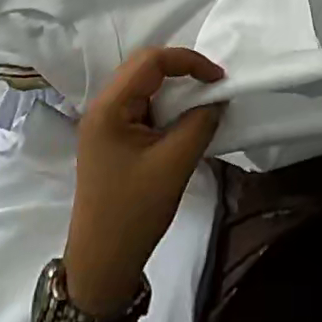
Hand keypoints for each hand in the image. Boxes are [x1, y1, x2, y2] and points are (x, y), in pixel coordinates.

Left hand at [64, 48, 224, 316]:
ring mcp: (104, 123)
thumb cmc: (135, 211)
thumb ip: (200, 122)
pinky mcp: (111, 138)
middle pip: (144, 67)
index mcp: (109, 108)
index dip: (189, 61)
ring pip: (143, 85)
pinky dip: (166, 105)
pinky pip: (141, 105)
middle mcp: (101, 107)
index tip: (219, 79)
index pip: (151, 61)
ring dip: (174, 87)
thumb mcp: (175, 163)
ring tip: (203, 101)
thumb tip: (217, 99)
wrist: (103, 260)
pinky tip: (184, 119)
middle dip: (182, 70)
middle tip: (213, 86)